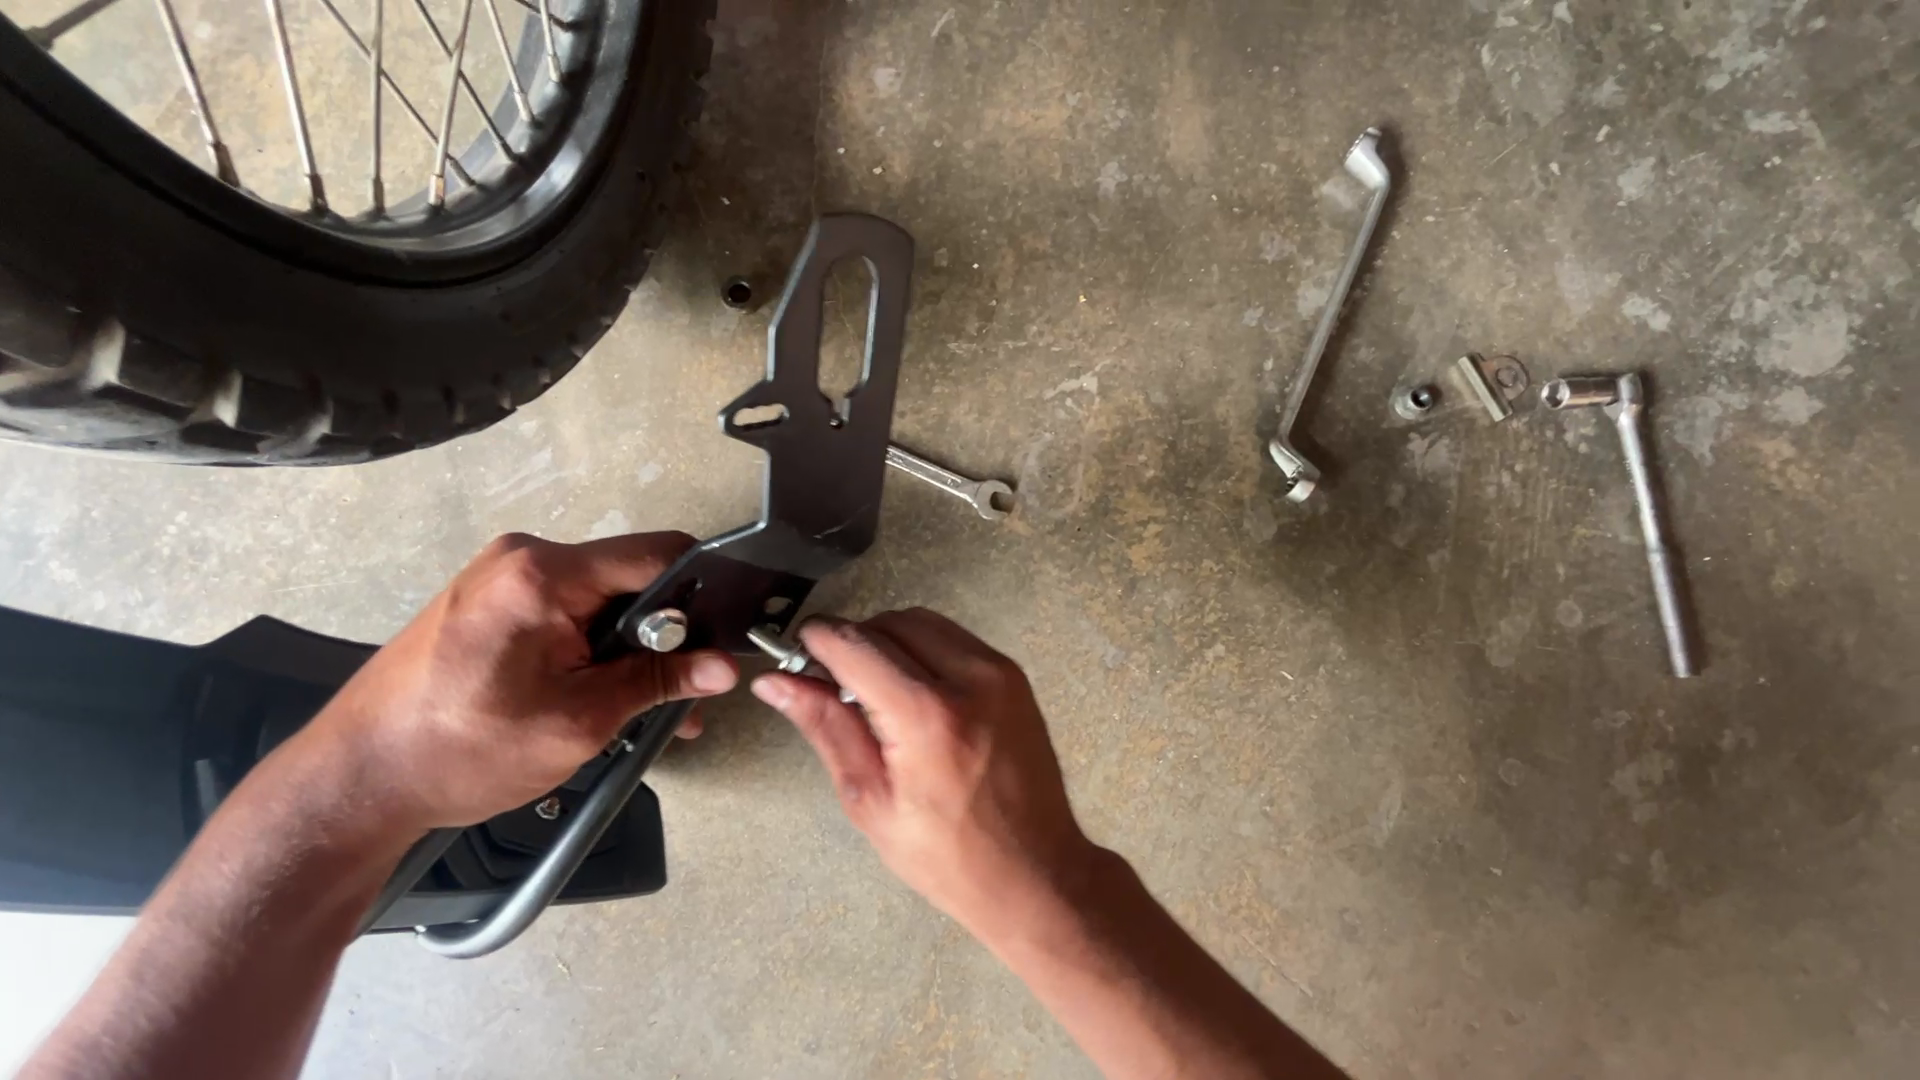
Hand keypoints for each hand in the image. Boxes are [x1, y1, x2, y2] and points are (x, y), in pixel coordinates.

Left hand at [304, 532, 738, 831]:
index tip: (723, 636)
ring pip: (602, 601)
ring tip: (648, 706)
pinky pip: (567, 613)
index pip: (658, 553)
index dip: (702, 591)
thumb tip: (722, 669)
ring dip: (631, 649)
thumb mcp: (578, 721)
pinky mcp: (491, 602)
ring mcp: (502, 578)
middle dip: (666, 633)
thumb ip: (657, 682)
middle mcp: (524, 559)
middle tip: (686, 688)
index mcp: (544, 573)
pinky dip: (595, 649)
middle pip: (631, 578)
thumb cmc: (460, 751)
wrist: (353, 784)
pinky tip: (604, 694)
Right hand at [750, 610, 1099, 941]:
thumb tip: (775, 682)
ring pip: (922, 621)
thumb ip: (824, 727)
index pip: (857, 644)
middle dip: (853, 642)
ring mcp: (998, 672)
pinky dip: (923, 648)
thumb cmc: (946, 855)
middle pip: (889, 623)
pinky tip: (913, 691)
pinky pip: (953, 637)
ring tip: (875, 690)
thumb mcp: (869, 800)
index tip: (796, 651)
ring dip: (888, 641)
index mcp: (926, 716)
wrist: (1036, 871)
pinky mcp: (1014, 675)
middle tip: (835, 683)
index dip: (817, 639)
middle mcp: (968, 679)